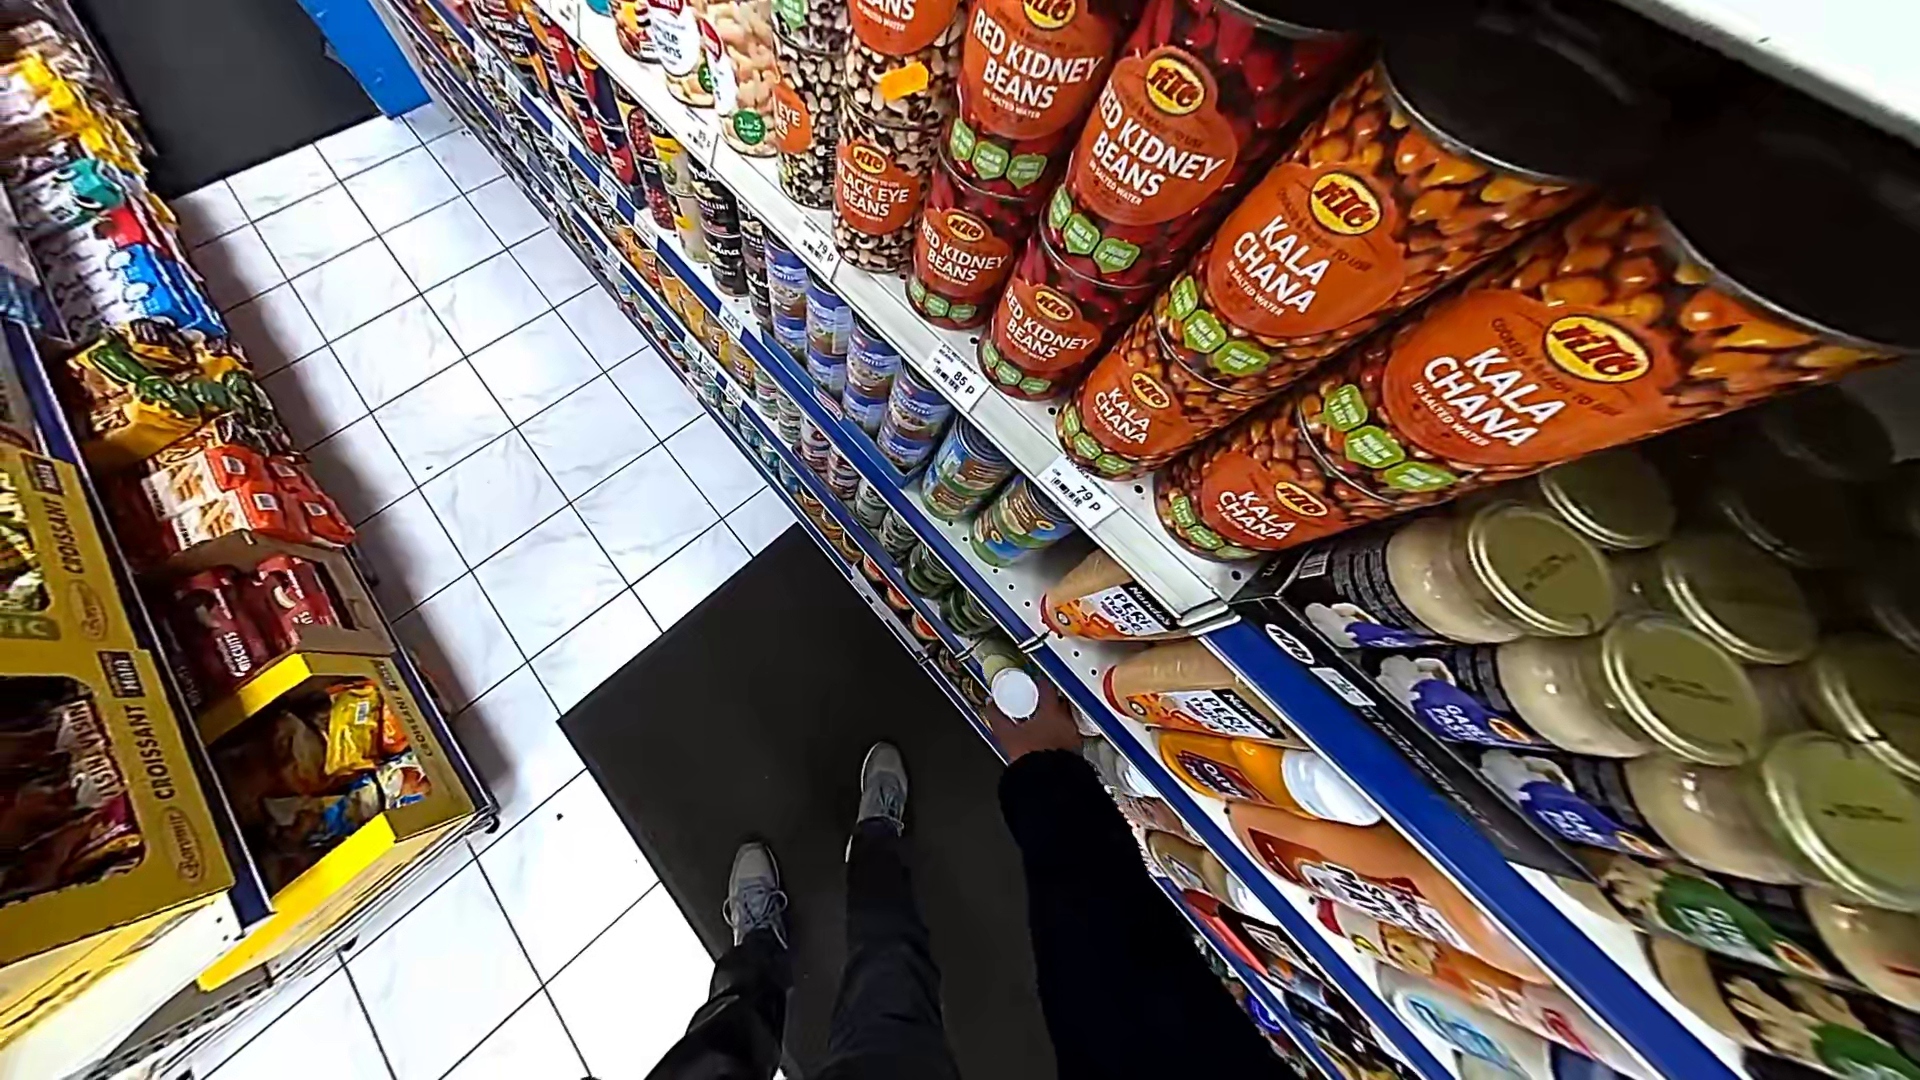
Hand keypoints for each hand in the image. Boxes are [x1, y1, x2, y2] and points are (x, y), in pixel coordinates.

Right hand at [984, 682, 1082, 761]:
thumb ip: (997, 717)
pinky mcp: (1076, 751)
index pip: (1047, 687)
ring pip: (1065, 719)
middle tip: (1037, 701)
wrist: (1048, 783)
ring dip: (1056, 718)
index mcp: (1051, 711)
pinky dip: (1059, 734)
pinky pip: (1068, 736)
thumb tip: (990, 706)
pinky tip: (1050, 741)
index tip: (1034, 682)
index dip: (1039, 682)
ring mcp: (1073, 736)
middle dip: (1049, 700)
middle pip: (1060, 701)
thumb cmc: (1032, 758)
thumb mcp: (1007, 735)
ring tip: (1042, 722)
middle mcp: (1066, 720)